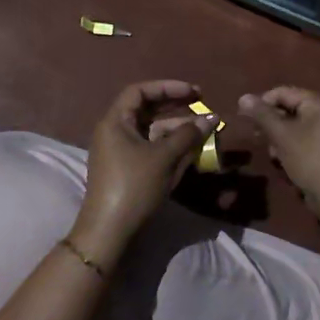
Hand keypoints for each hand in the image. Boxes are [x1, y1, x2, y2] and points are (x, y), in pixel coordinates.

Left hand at [75, 80, 215, 246]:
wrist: (109, 231)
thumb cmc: (133, 186)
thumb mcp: (163, 158)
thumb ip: (187, 135)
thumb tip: (209, 118)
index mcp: (115, 122)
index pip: (140, 91)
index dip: (167, 87)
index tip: (193, 92)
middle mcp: (115, 132)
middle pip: (147, 110)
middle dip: (177, 108)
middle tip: (203, 106)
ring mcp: (121, 152)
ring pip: (152, 132)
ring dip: (178, 129)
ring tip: (205, 130)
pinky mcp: (128, 170)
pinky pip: (151, 149)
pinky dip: (171, 147)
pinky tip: (192, 150)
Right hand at [239, 87, 319, 214]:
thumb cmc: (308, 159)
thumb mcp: (281, 135)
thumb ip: (261, 114)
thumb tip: (243, 97)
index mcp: (319, 103)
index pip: (283, 92)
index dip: (262, 103)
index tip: (245, 118)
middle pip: (289, 108)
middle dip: (270, 121)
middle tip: (256, 136)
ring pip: (294, 125)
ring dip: (278, 136)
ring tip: (271, 152)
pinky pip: (303, 139)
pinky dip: (289, 146)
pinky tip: (282, 160)